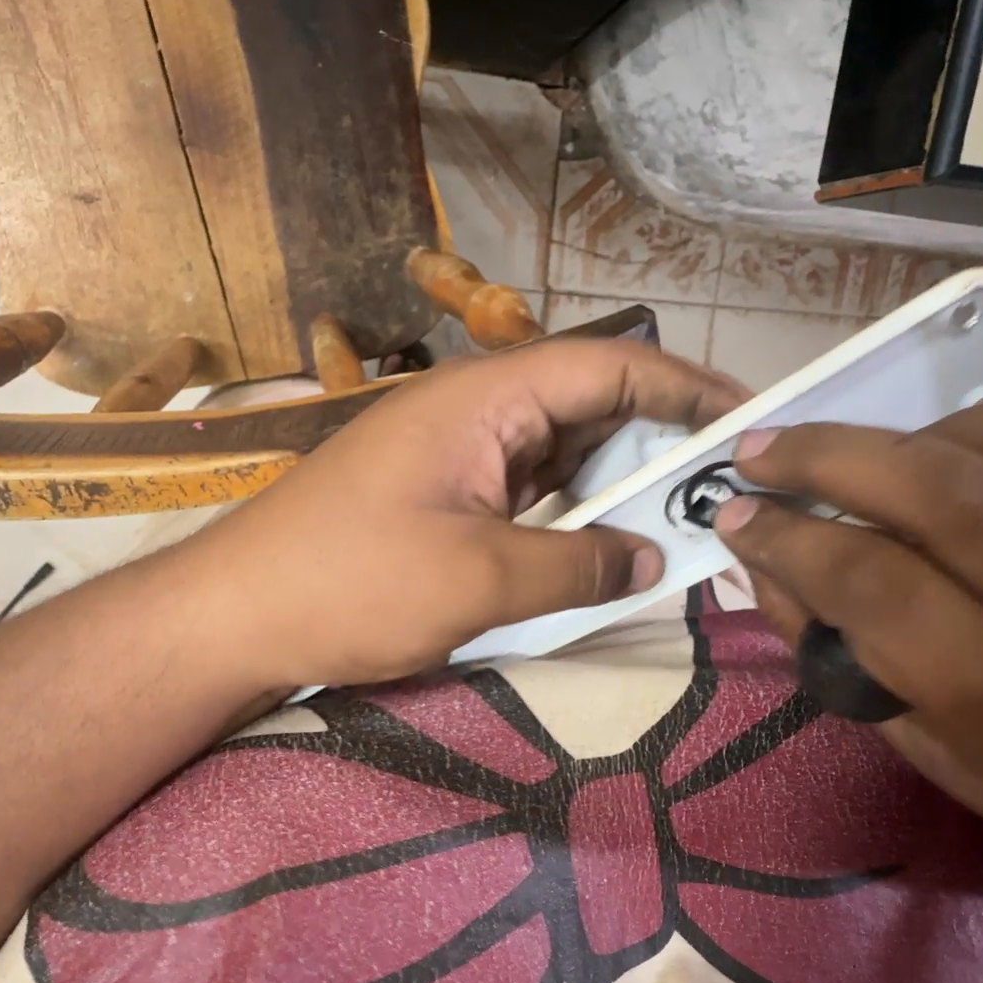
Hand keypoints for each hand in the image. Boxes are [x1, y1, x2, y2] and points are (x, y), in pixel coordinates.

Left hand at [175, 339, 746, 689]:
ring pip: (559, 449)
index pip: (607, 367)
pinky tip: (607, 537)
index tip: (748, 416)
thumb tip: (653, 558)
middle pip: (588, 402)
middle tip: (727, 477)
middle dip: (660, 435)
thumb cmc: (351, 583)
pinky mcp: (443, 493)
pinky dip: (573, 507)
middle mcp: (474, 410)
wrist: (235, 616)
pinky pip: (528, 486)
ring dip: (617, 477)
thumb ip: (578, 563)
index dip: (685, 384)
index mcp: (483, 400)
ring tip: (683, 509)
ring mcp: (456, 452)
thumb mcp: (479, 579)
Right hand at [711, 395, 982, 982]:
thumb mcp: (898, 728)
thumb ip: (821, 630)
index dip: (796, 540)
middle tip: (767, 449)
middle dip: (839, 459)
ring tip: (874, 463)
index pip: (889, 592)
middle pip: (963, 501)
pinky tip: (955, 463)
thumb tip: (751, 531)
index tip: (736, 513)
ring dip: (921, 435)